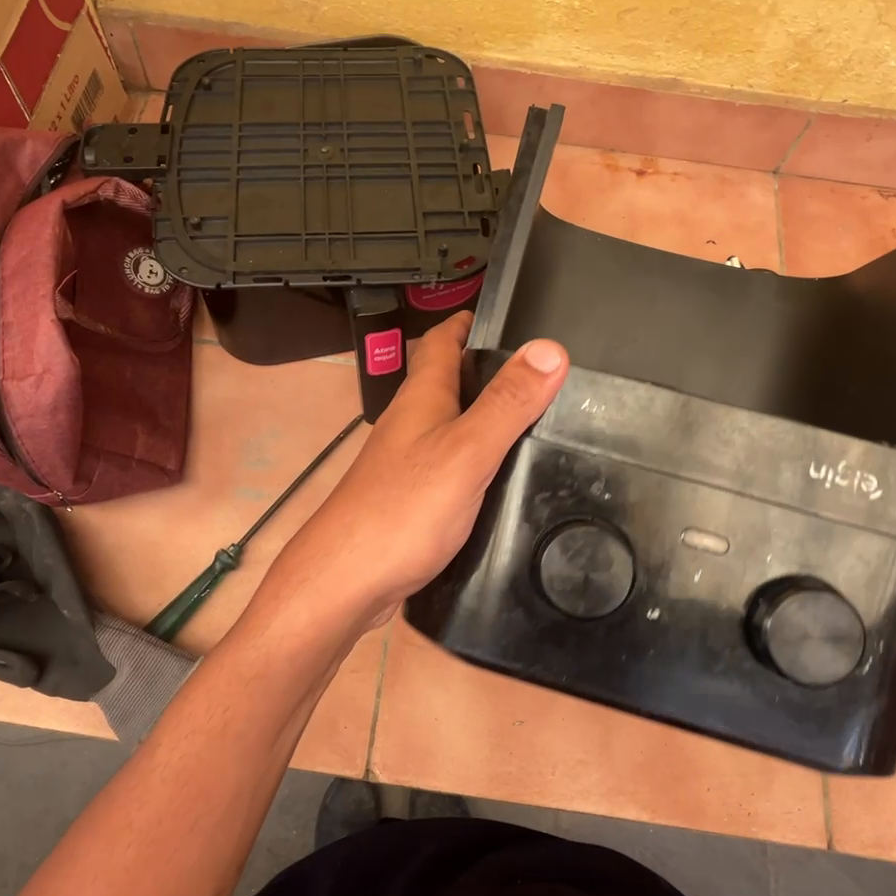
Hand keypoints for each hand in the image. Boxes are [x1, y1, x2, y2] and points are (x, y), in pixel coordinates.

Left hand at [264, 312, 568, 633]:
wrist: (345, 581)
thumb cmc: (403, 509)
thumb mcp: (467, 451)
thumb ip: (507, 403)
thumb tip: (550, 347)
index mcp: (420, 399)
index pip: (440, 341)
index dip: (467, 322)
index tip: (504, 314)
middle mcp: (408, 423)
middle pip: (444, 382)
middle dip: (483, 369)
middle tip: (536, 373)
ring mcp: (403, 463)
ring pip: (445, 425)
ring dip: (479, 416)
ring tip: (529, 422)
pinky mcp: (407, 500)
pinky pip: (445, 464)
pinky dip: (473, 459)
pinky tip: (497, 480)